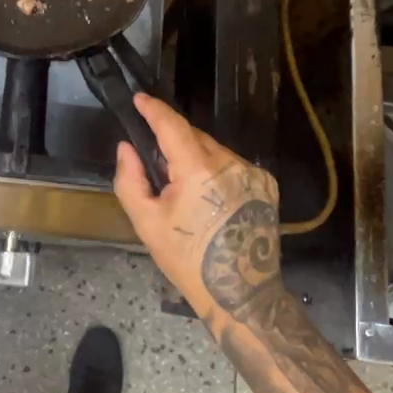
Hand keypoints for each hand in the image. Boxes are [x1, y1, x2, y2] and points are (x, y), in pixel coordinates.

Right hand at [114, 93, 280, 322]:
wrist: (240, 293)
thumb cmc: (188, 260)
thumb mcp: (147, 223)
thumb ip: (130, 179)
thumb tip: (127, 148)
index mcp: (199, 171)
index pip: (173, 125)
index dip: (154, 109)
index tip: (139, 99)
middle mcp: (230, 163)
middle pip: (194, 137)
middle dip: (172, 140)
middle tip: (154, 160)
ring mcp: (253, 173)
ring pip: (213, 150)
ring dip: (194, 157)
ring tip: (180, 186)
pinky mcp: (266, 185)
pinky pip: (231, 165)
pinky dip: (214, 170)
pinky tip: (205, 196)